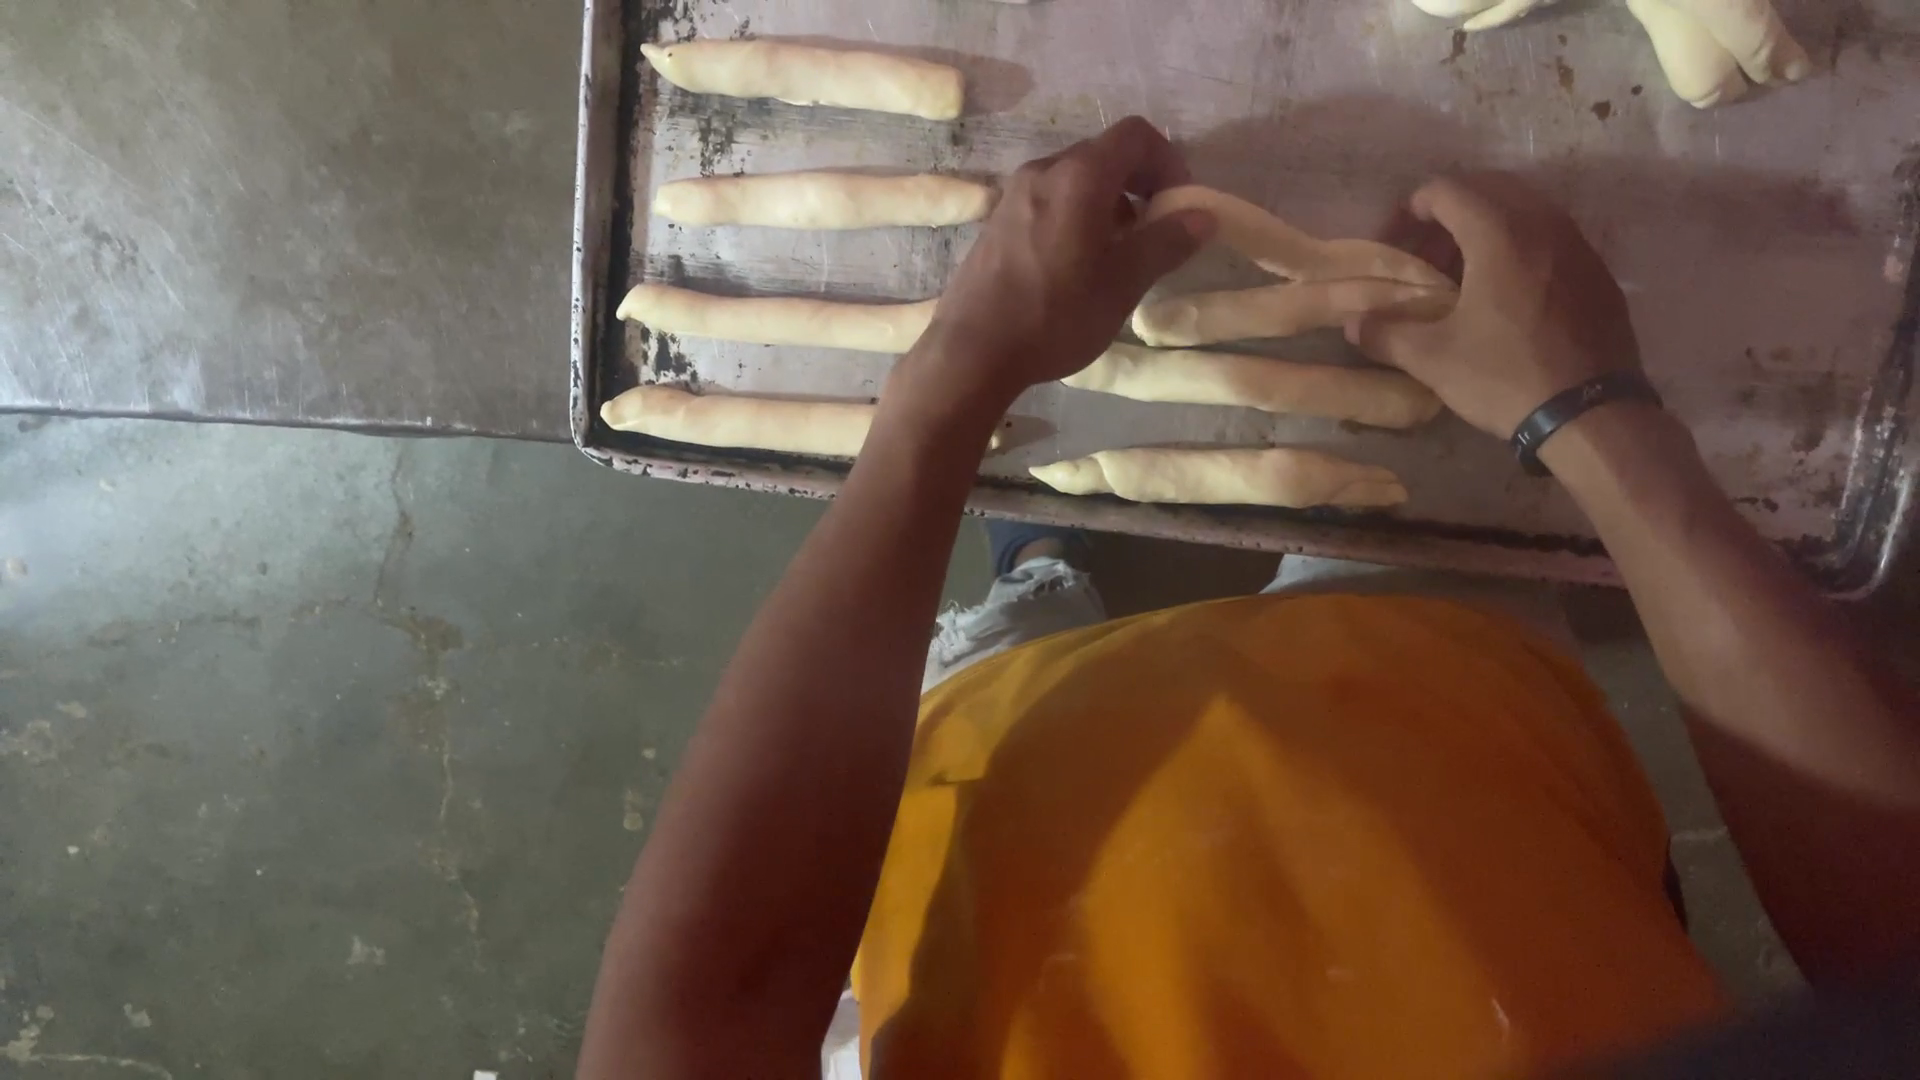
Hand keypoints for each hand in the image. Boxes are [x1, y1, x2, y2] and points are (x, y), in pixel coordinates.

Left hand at [897, 117, 1215, 411]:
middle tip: (1152, 235)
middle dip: (1137, 186)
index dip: (1168, 161)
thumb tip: (1202, 216)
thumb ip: (1165, 244)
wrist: (972, 352)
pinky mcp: (994, 227)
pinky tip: (1072, 270)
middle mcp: (1042, 173)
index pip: (1135, 136)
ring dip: (1105, 207)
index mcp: (1079, 176)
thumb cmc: (1054, 317)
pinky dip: (1072, 220)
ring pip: (1072, 184)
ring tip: (1113, 258)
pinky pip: (1045, 206)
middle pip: (1102, 157)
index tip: (1179, 204)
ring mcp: (1011, 198)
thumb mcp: (1121, 285)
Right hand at [1346, 172, 1641, 437]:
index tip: (1392, 242)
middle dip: (1447, 213)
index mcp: (1500, 237)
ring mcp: (1578, 245)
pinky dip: (1514, 247)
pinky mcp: (1595, 271)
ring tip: (1455, 275)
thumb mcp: (1430, 359)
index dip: (1411, 209)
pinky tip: (1496, 293)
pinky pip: (1547, 236)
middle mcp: (1544, 225)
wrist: (1589, 412)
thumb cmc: (1503, 376)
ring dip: (1482, 229)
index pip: (1449, 191)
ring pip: (1523, 210)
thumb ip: (1385, 333)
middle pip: (1489, 189)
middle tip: (1420, 254)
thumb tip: (1352, 322)